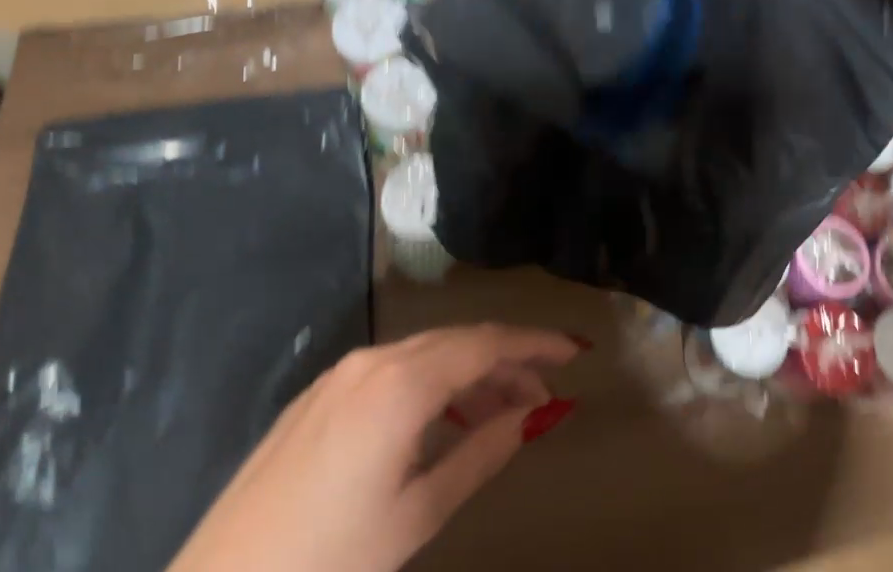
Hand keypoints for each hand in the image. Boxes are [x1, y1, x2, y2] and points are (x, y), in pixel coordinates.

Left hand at [167, 324, 580, 571]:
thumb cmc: (333, 555)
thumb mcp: (420, 511)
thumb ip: (484, 451)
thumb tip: (535, 412)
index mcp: (401, 382)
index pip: (486, 343)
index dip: (536, 343)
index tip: (576, 352)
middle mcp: (371, 360)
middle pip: (456, 341)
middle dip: (506, 361)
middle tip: (544, 397)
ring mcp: (338, 375)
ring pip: (423, 353)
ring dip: (468, 373)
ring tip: (501, 412)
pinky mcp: (316, 397)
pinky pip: (391, 370)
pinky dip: (431, 383)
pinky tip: (442, 419)